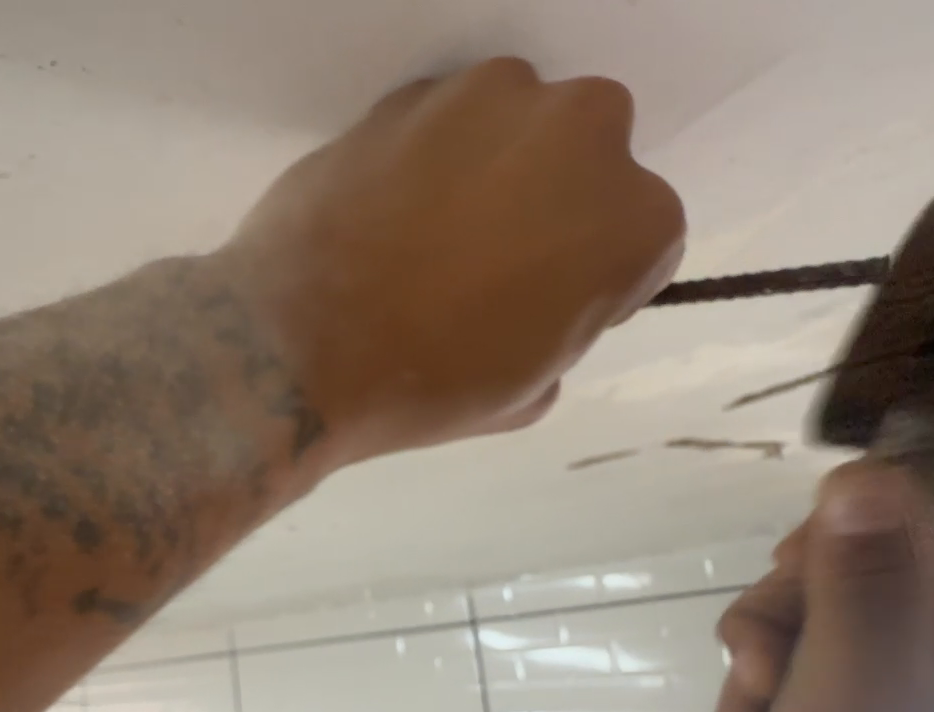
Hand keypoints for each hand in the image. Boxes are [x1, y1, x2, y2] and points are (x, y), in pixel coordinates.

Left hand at [215, 58, 684, 467]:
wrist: (294, 349)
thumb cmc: (422, 388)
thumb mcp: (522, 394)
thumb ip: (560, 333)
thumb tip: (538, 306)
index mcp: (630, 218)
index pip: (639, 241)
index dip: (592, 282)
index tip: (545, 309)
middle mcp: (580, 133)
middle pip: (586, 162)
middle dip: (549, 206)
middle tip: (485, 265)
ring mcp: (486, 100)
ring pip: (512, 127)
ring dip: (487, 170)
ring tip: (424, 237)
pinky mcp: (406, 94)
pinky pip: (437, 125)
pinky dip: (422, 161)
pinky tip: (382, 214)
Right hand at [709, 464, 933, 711]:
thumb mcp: (854, 699)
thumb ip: (867, 584)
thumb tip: (867, 470)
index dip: (862, 521)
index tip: (794, 576)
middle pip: (867, 577)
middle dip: (782, 619)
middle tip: (750, 678)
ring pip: (826, 642)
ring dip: (759, 687)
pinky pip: (825, 698)